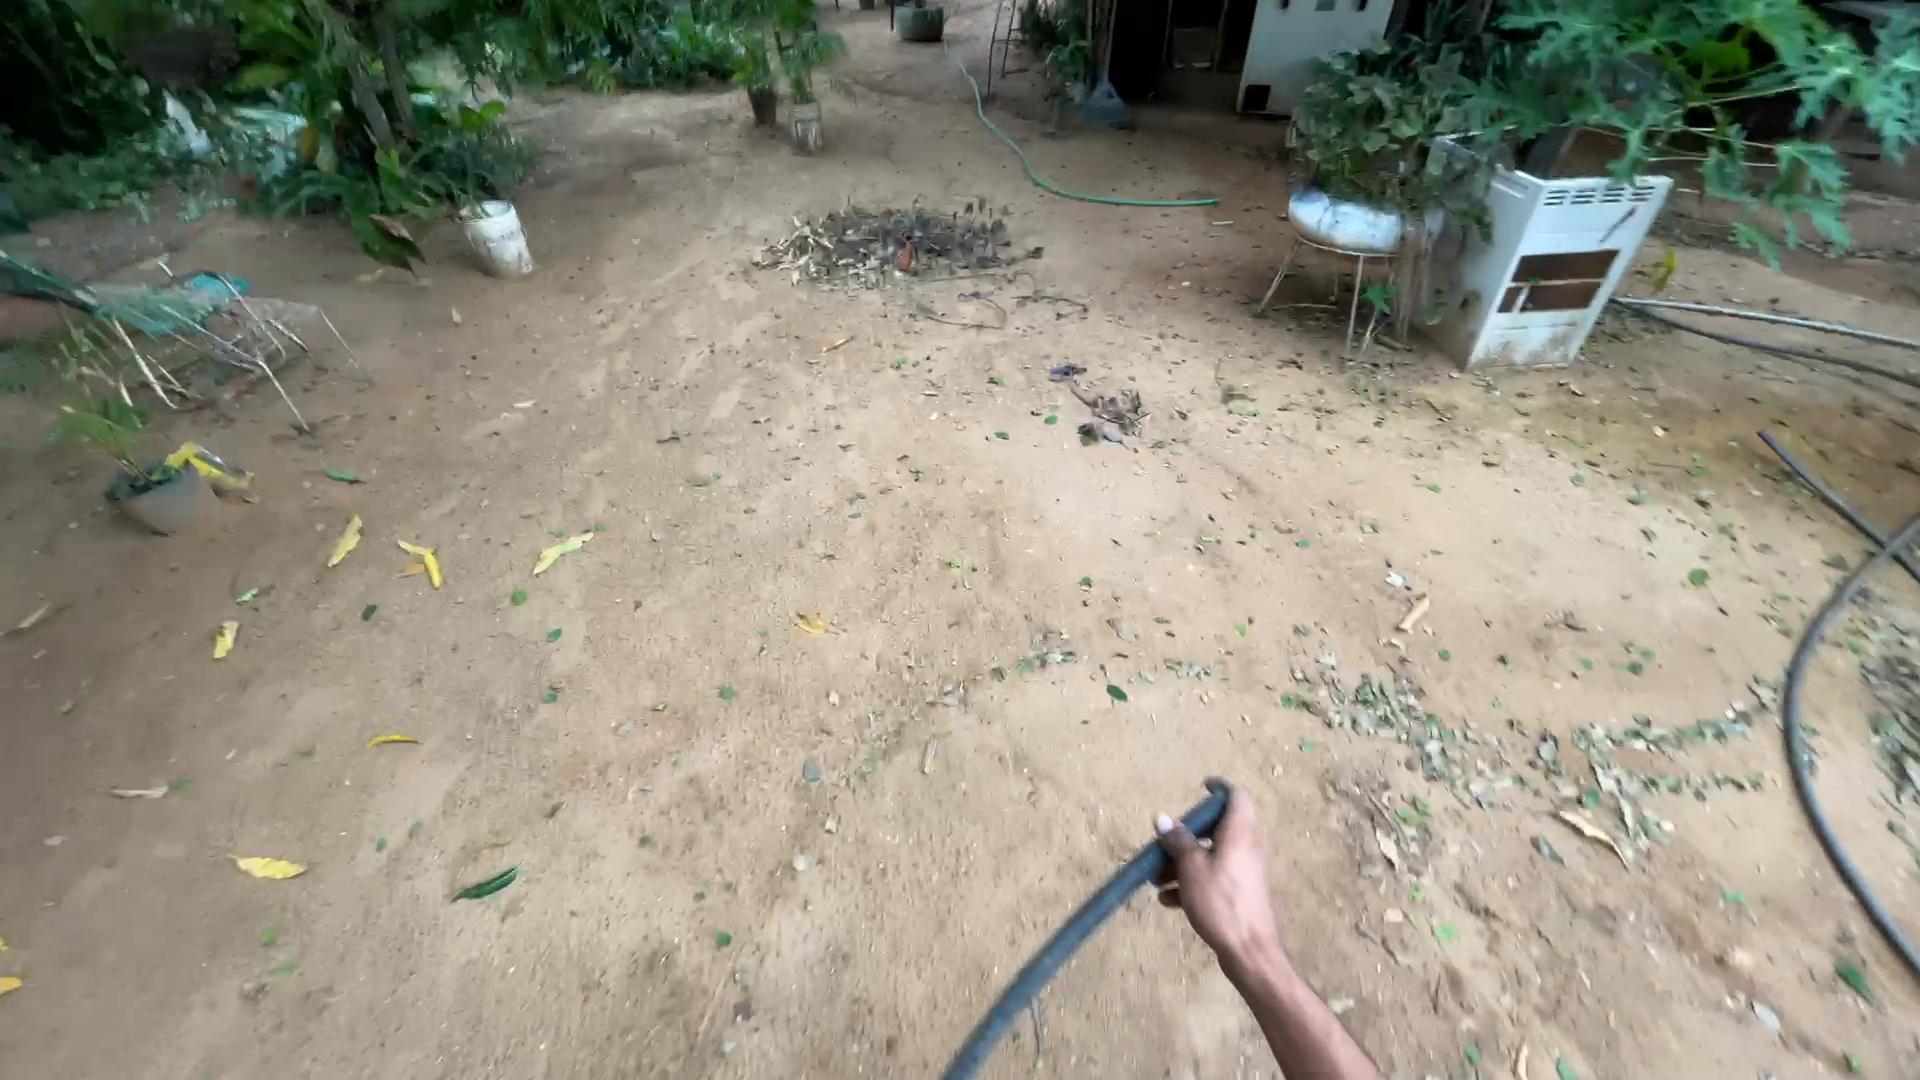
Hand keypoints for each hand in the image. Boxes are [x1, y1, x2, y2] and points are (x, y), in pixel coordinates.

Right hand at [1155, 783, 1284, 982]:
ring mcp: (1243, 873)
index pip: (1237, 798)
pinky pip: (1212, 878)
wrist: (1250, 954)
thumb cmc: (1221, 902)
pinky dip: (1191, 883)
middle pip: (1216, 829)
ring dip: (1182, 863)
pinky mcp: (1239, 895)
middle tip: (1164, 841)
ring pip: (1210, 856)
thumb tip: (1163, 818)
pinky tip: (1168, 900)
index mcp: (1238, 834)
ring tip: (1155, 878)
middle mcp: (1244, 848)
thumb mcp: (1191, 867)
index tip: (1202, 786)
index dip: (1221, 788)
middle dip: (1186, 835)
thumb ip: (1177, 840)